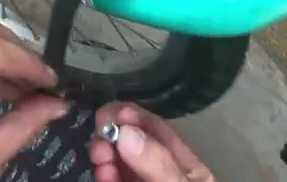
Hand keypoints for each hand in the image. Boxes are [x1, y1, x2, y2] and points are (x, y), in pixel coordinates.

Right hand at [90, 102, 214, 181]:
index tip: (110, 111)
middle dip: (113, 133)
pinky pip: (114, 179)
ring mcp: (144, 180)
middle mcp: (163, 170)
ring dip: (105, 153)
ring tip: (98, 156)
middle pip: (134, 143)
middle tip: (98, 133)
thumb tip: (125, 130)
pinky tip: (102, 173)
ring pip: (120, 161)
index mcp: (188, 165)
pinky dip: (104, 174)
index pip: (158, 129)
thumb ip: (158, 163)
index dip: (134, 116)